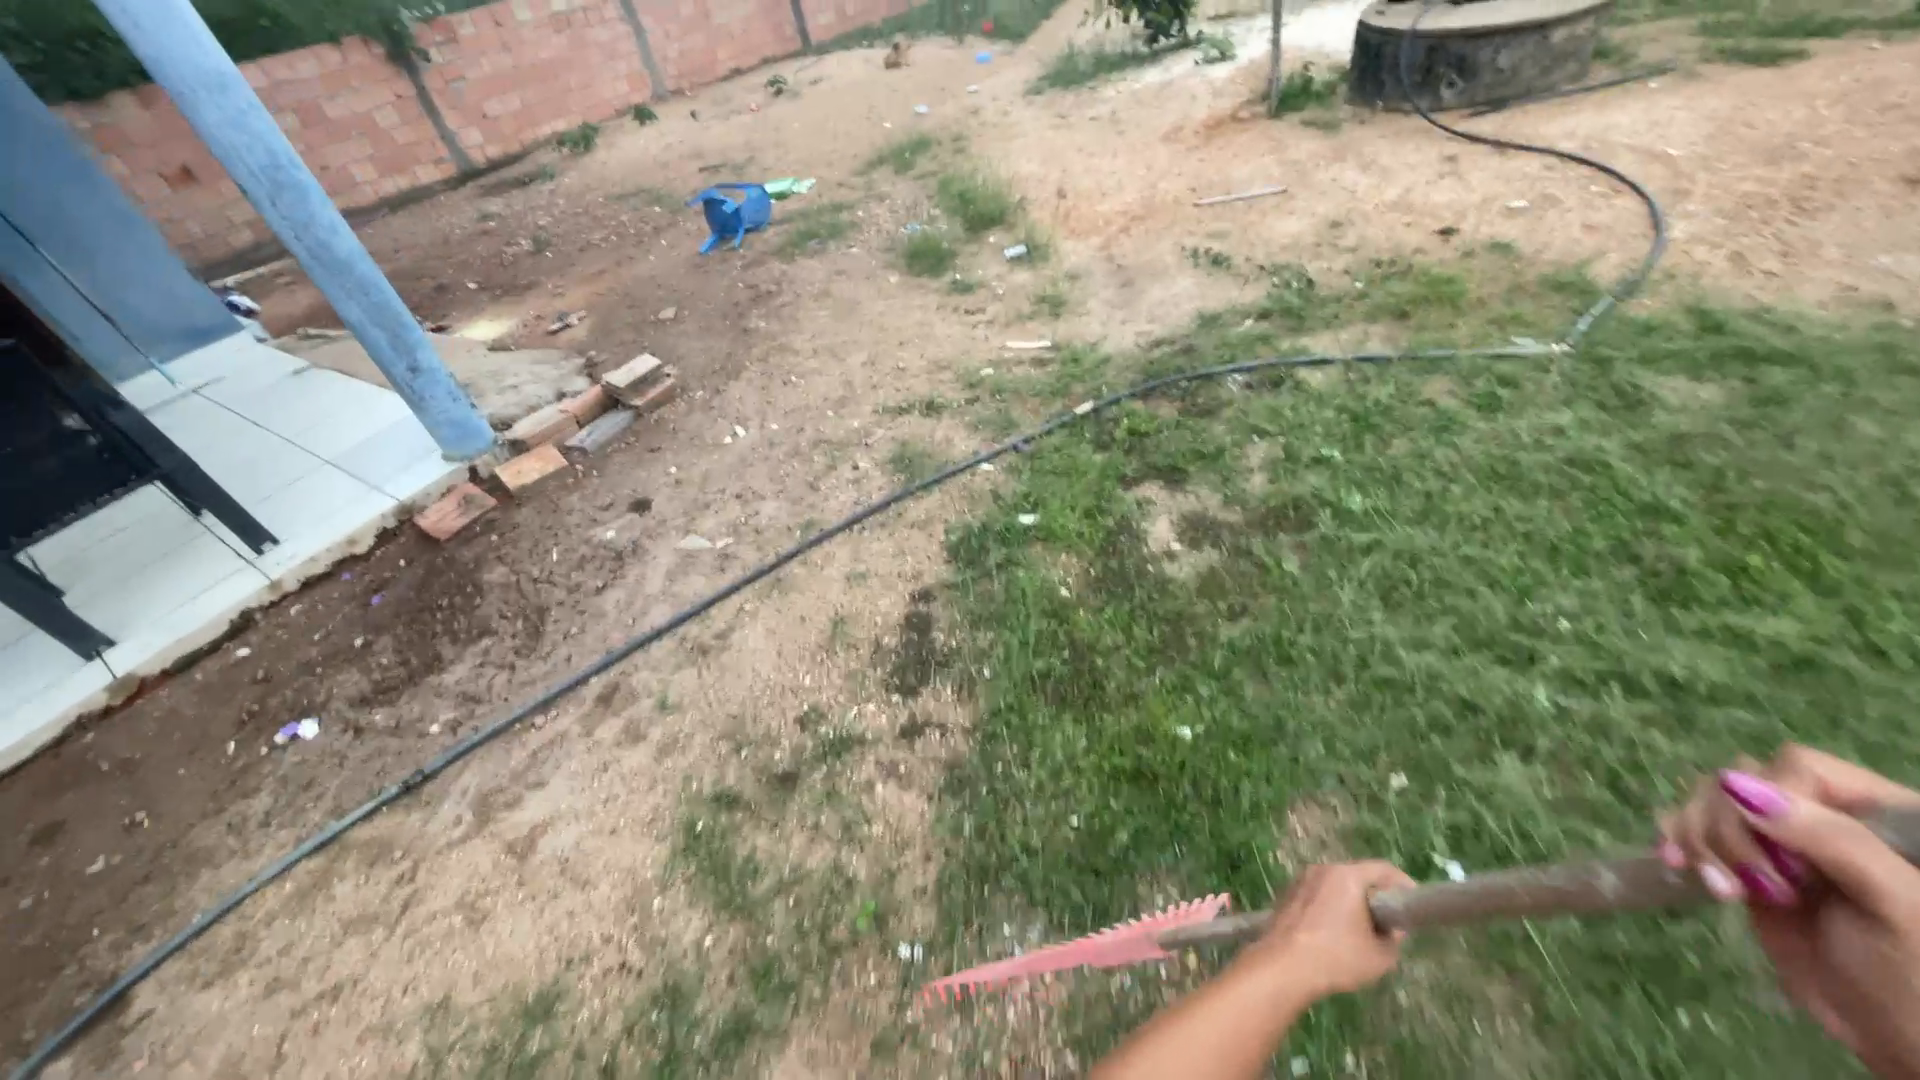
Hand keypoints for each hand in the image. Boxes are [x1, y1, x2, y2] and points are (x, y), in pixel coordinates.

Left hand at [1245, 861, 1415, 999]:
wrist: (1283, 965)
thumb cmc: (1337, 957)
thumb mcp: (1381, 956)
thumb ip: (1394, 938)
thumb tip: (1391, 928)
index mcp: (1346, 876)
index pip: (1382, 869)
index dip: (1402, 883)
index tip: (1412, 901)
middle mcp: (1321, 869)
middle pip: (1356, 875)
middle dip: (1375, 895)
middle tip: (1389, 919)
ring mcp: (1300, 880)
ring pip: (1335, 885)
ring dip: (1350, 901)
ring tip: (1361, 929)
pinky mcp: (1286, 894)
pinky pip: (1317, 894)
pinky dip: (1330, 906)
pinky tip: (1333, 931)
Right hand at [1660, 745, 1919, 1076]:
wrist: (1902, 1039)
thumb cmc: (1916, 976)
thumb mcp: (1893, 905)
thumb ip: (1833, 840)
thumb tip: (1738, 782)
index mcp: (1879, 813)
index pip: (1800, 769)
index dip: (1771, 799)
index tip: (1777, 858)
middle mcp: (1826, 817)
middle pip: (1745, 781)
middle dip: (1727, 828)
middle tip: (1744, 885)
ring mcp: (1784, 842)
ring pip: (1711, 801)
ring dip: (1698, 837)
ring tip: (1717, 888)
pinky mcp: (1749, 864)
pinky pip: (1696, 828)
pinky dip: (1677, 839)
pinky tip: (1674, 863)